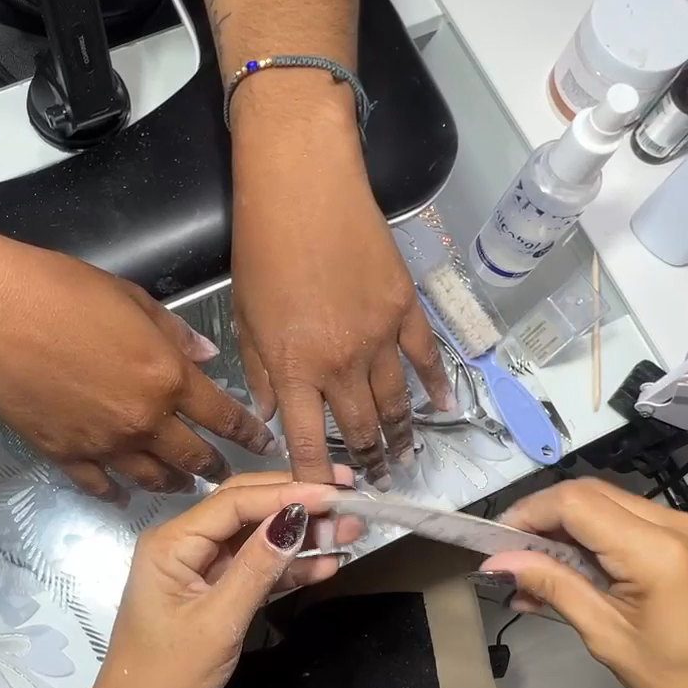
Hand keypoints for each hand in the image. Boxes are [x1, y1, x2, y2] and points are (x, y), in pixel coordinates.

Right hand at [0, 229, 276, 498]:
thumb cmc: (60, 288)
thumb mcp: (131, 298)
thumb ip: (175, 335)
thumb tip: (206, 360)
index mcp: (167, 378)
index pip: (223, 415)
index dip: (248, 431)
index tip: (263, 442)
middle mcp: (143, 421)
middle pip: (192, 456)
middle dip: (215, 466)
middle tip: (225, 473)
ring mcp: (103, 444)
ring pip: (151, 478)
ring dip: (172, 483)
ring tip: (183, 485)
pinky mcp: (63, 456)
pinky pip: (99, 485)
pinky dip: (115, 491)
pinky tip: (124, 493)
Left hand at [85, 471, 363, 687]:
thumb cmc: (168, 675)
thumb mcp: (217, 622)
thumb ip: (257, 568)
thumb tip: (295, 519)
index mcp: (172, 542)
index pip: (234, 501)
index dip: (287, 493)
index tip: (335, 492)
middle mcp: (185, 544)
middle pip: (247, 509)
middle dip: (297, 503)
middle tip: (349, 498)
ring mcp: (201, 567)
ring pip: (256, 537)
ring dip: (301, 535)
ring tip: (350, 530)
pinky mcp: (215, 590)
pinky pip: (256, 568)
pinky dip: (289, 567)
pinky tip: (327, 563)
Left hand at [228, 83, 450, 488]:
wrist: (304, 183)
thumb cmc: (261, 247)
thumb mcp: (245, 317)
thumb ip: (263, 373)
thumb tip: (275, 415)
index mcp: (296, 367)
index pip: (308, 442)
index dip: (317, 479)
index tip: (325, 504)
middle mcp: (342, 363)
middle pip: (362, 429)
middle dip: (368, 463)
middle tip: (376, 484)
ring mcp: (381, 336)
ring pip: (396, 402)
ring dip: (400, 436)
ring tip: (404, 460)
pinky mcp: (406, 307)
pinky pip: (426, 358)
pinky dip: (436, 386)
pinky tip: (441, 408)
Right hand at [479, 479, 687, 687]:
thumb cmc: (687, 687)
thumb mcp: (609, 639)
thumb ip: (554, 588)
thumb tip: (498, 564)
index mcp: (658, 550)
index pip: (573, 502)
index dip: (527, 514)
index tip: (496, 544)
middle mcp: (681, 524)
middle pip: (591, 494)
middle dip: (544, 517)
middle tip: (513, 558)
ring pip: (613, 505)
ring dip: (571, 528)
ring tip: (542, 574)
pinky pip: (638, 522)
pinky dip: (601, 538)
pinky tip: (583, 573)